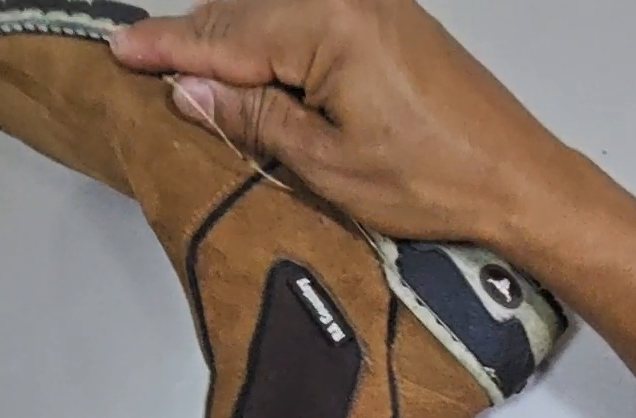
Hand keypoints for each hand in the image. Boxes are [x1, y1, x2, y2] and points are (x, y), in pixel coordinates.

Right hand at [110, 0, 589, 244]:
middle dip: (197, 41)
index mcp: (325, 23)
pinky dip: (279, 42)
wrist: (515, 178)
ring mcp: (374, 3)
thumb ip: (258, 120)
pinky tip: (263, 66)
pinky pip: (314, 20)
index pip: (223, 34)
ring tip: (197, 71)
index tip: (120, 51)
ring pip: (278, 14)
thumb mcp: (332, 166)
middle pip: (246, 12)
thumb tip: (192, 91)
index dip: (168, 48)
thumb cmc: (433, 182)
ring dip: (237, 42)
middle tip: (150, 62)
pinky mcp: (393, 22)